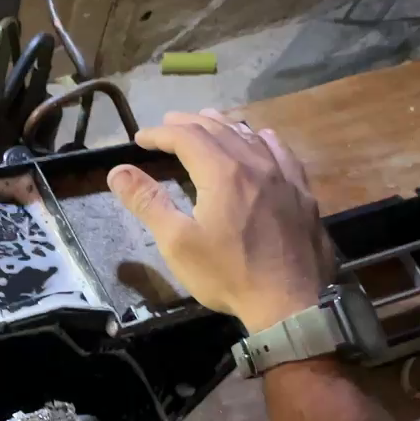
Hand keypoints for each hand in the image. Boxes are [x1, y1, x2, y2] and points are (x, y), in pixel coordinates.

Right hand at [107, 110, 333, 332]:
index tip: (140, 138)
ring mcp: (283, 176)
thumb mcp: (177, 242)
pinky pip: (281, 152)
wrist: (289, 299)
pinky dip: (262, 139)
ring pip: (251, 137)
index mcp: (222, 173)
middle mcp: (255, 163)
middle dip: (189, 124)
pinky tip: (261, 138)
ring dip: (224, 126)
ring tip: (208, 122)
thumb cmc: (227, 273)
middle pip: (219, 130)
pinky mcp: (302, 192)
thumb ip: (148, 202)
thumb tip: (118, 171)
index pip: (187, 138)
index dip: (160, 134)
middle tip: (167, 124)